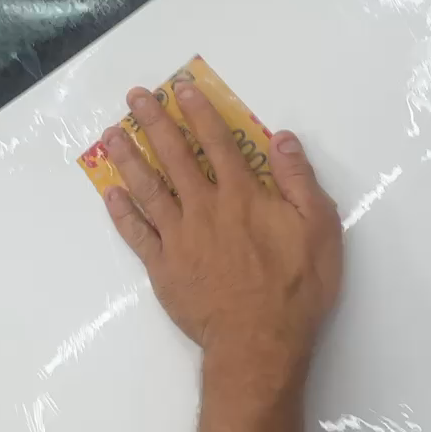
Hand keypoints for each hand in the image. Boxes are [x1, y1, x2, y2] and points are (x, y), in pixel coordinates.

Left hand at [101, 80, 343, 394]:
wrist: (260, 342)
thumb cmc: (296, 287)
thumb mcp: (320, 228)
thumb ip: (299, 180)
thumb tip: (282, 138)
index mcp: (242, 195)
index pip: (217, 143)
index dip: (198, 113)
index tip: (180, 90)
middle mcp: (204, 208)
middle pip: (174, 157)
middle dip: (153, 123)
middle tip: (134, 97)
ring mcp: (178, 238)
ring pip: (148, 189)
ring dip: (129, 158)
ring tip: (111, 134)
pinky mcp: (162, 267)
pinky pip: (136, 234)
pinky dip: (122, 212)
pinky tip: (111, 193)